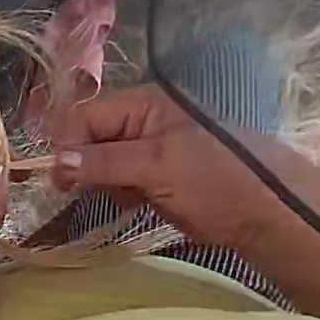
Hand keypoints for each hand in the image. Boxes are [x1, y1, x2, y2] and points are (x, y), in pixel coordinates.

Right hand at [49, 84, 303, 254]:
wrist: (263, 215)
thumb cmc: (215, 180)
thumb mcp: (157, 166)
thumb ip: (104, 162)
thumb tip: (56, 162)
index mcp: (143, 105)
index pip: (85, 115)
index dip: (68, 143)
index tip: (60, 177)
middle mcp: (139, 122)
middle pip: (87, 138)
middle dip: (84, 165)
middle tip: (88, 189)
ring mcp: (144, 151)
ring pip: (96, 163)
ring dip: (101, 182)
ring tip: (128, 195)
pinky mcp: (148, 176)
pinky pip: (113, 180)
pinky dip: (115, 193)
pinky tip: (134, 201)